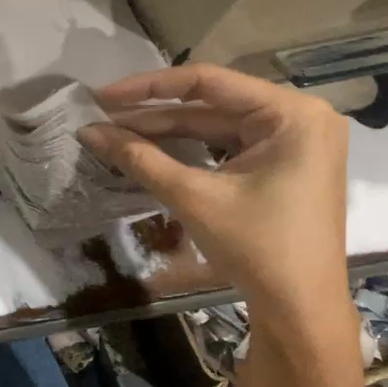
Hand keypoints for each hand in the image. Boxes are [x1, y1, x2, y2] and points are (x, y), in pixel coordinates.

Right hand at [79, 64, 351, 328]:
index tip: (103, 97)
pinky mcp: (284, 164)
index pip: (208, 82)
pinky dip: (188, 148)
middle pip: (212, 103)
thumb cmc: (256, 245)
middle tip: (101, 118)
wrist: (300, 304)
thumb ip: (139, 158)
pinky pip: (227, 144)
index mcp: (291, 114)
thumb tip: (87, 132)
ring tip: (115, 134)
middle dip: (153, 114)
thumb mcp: (192, 196)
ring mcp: (294, 141)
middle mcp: (299, 117)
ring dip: (166, 131)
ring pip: (216, 124)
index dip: (149, 87)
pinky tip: (149, 150)